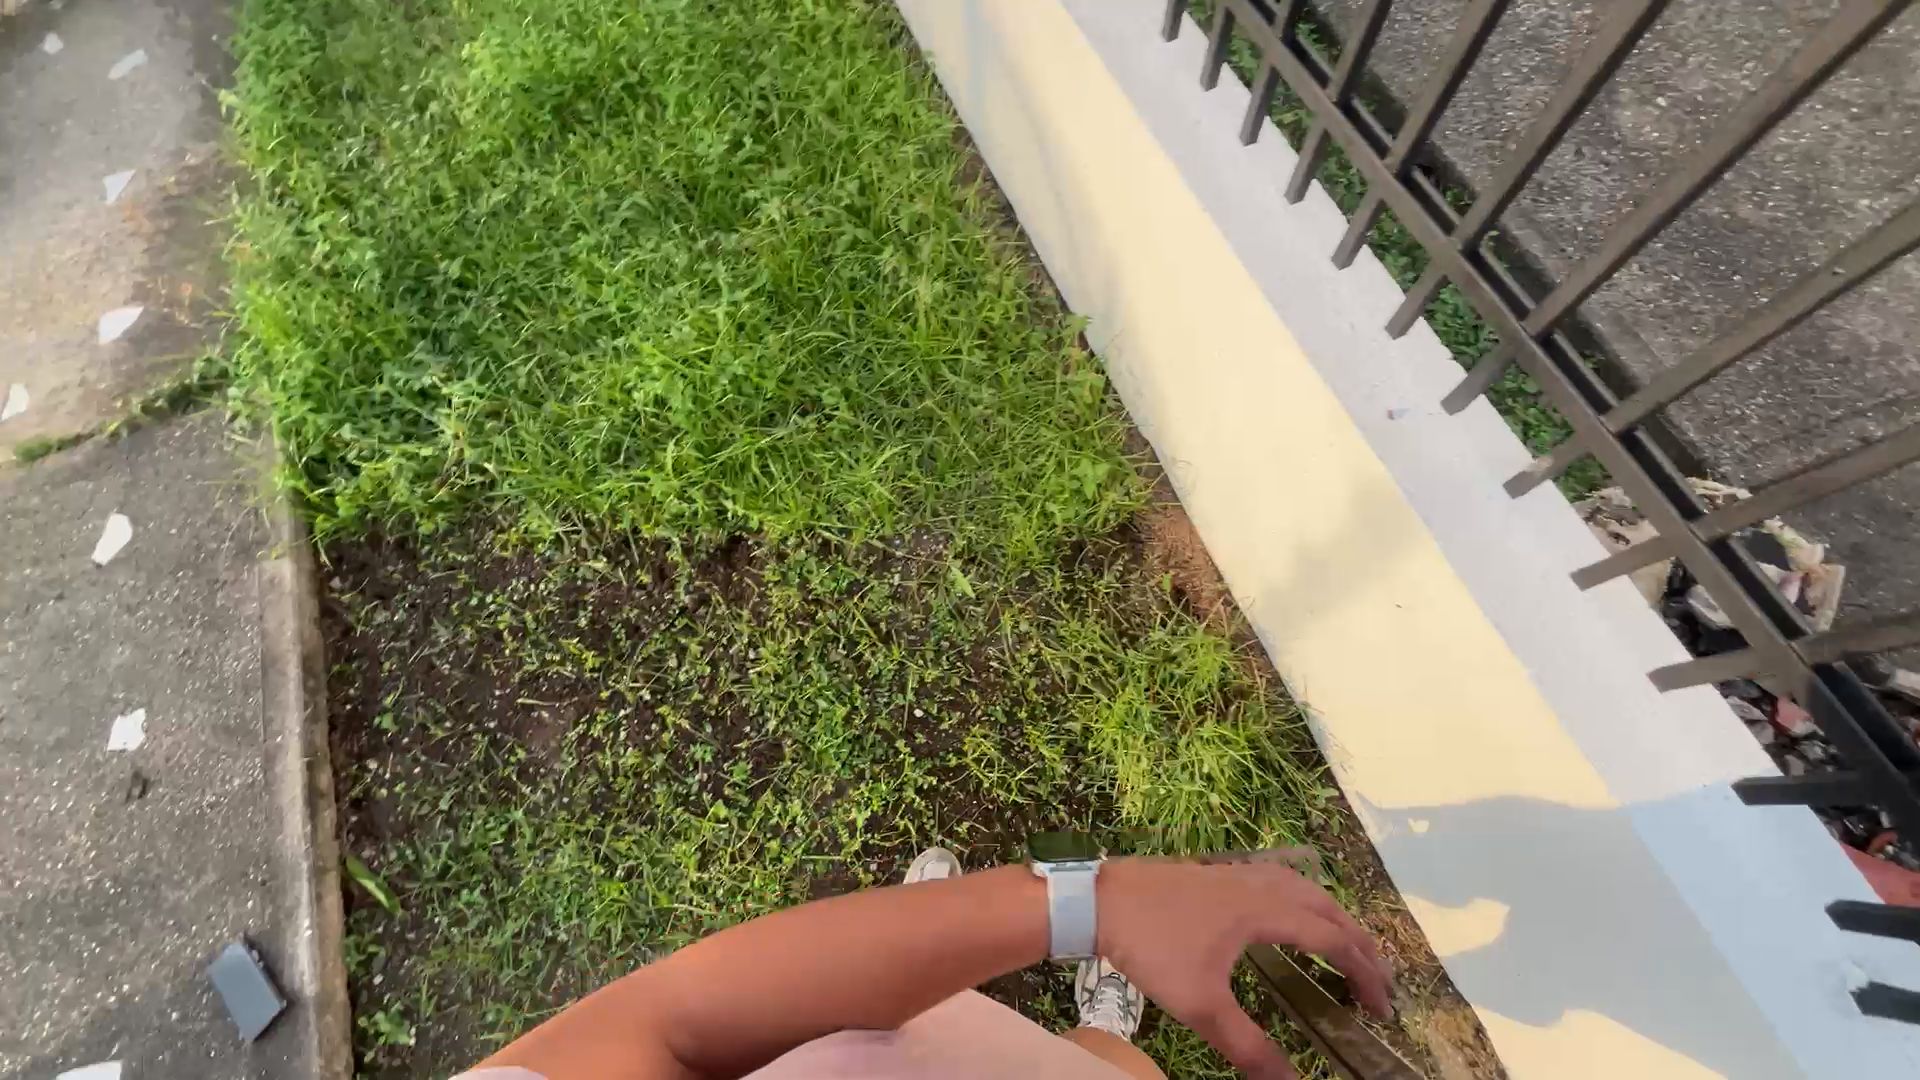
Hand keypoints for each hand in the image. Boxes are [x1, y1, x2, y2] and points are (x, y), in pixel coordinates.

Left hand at [1094, 856, 1392, 1079]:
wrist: (1098, 899)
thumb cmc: (1151, 946)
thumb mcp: (1199, 1005)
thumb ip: (1248, 1046)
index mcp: (1260, 910)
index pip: (1330, 938)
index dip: (1363, 971)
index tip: (1383, 1009)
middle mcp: (1254, 883)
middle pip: (1322, 905)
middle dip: (1357, 940)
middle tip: (1378, 979)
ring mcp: (1232, 873)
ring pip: (1298, 884)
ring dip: (1328, 912)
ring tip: (1344, 944)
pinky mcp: (1212, 872)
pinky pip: (1273, 876)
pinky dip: (1297, 895)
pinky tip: (1286, 910)